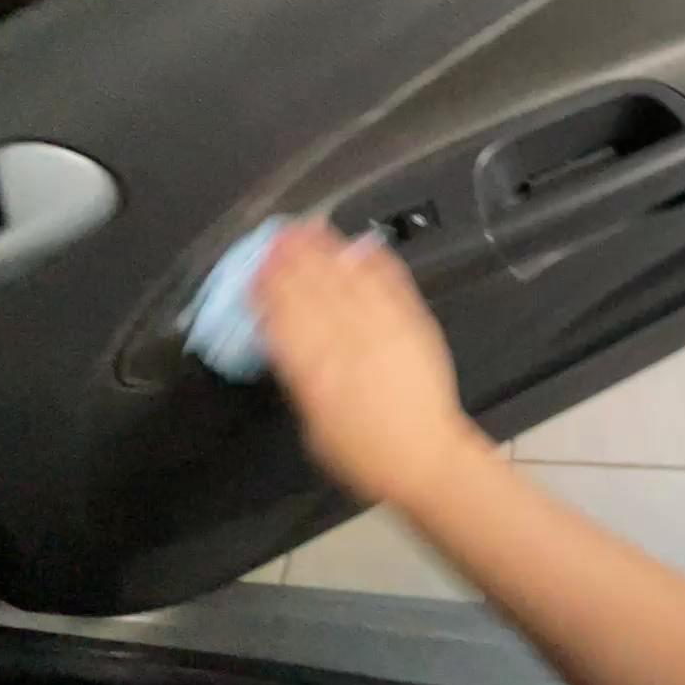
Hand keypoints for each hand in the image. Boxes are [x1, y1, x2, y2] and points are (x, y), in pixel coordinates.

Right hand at [253, 220, 488, 505]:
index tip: (259, 266)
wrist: (426, 456)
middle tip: (280, 234)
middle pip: (316, 291)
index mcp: (318, 373)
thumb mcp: (315, 424)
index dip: (271, 288)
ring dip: (329, 251)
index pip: (287, 319)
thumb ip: (302, 378)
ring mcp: (386, 329)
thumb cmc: (364, 452)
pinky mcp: (415, 324)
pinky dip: (375, 263)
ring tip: (312, 228)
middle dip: (296, 260)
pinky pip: (393, 285)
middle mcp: (350, 343)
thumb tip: (289, 341)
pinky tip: (361, 246)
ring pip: (350, 280)